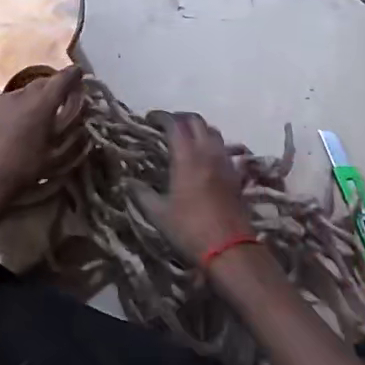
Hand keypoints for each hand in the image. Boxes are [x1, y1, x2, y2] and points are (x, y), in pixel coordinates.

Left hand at [0, 66, 82, 210]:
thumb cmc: (24, 170)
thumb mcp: (59, 157)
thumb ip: (76, 135)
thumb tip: (84, 122)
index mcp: (42, 103)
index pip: (63, 78)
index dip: (74, 75)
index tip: (80, 75)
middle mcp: (21, 94)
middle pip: (43, 82)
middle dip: (54, 88)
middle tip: (60, 102)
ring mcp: (1, 99)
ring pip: (25, 91)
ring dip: (35, 99)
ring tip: (36, 116)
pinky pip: (8, 101)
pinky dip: (17, 107)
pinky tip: (15, 125)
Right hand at [152, 113, 255, 265]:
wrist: (230, 248)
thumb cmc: (189, 229)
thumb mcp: (158, 214)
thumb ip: (141, 194)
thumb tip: (128, 181)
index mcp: (187, 157)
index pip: (174, 124)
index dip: (161, 117)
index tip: (149, 119)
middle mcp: (208, 152)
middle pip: (197, 121)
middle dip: (180, 118)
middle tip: (166, 125)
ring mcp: (226, 162)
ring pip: (214, 132)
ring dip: (199, 129)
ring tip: (186, 138)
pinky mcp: (236, 175)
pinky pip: (226, 150)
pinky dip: (214, 146)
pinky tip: (207, 158)